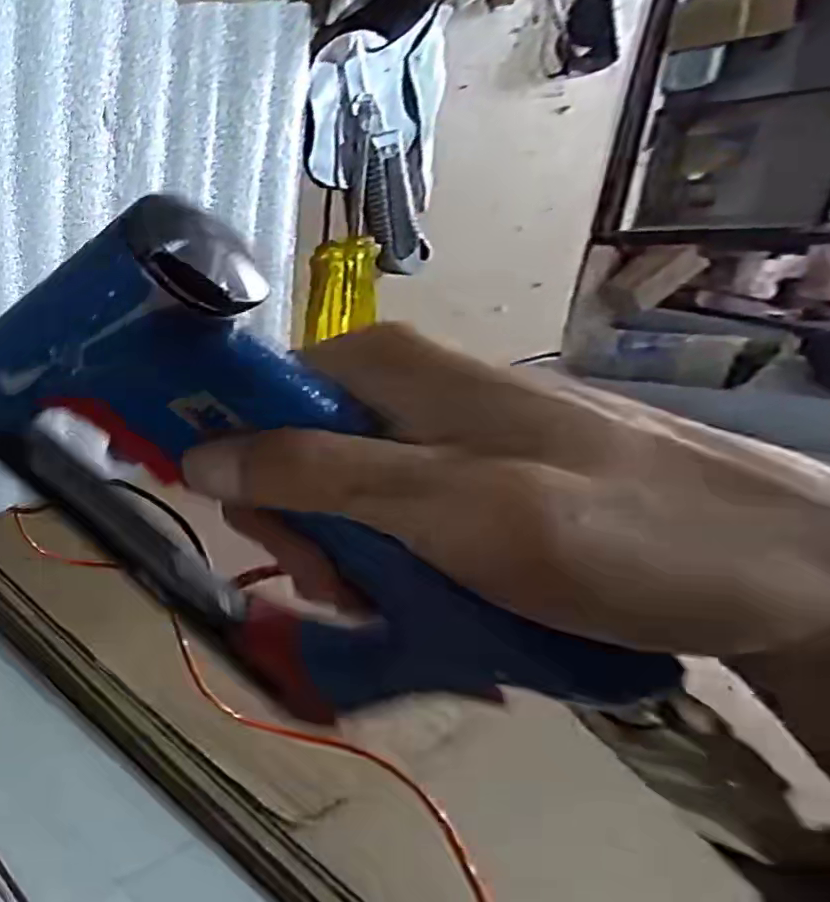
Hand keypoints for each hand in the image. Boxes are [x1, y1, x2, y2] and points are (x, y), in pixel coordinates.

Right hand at [175, 324, 829, 660]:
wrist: (802, 578)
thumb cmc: (611, 527)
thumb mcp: (443, 501)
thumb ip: (310, 473)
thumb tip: (192, 459)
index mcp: (371, 362)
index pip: (246, 390)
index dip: (227, 453)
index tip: (253, 525)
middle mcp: (384, 382)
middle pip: (279, 445)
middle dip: (292, 519)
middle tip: (332, 581)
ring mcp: (422, 425)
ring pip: (321, 483)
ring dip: (332, 548)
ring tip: (378, 598)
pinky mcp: (452, 466)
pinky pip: (372, 506)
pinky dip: (375, 554)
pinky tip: (408, 590)